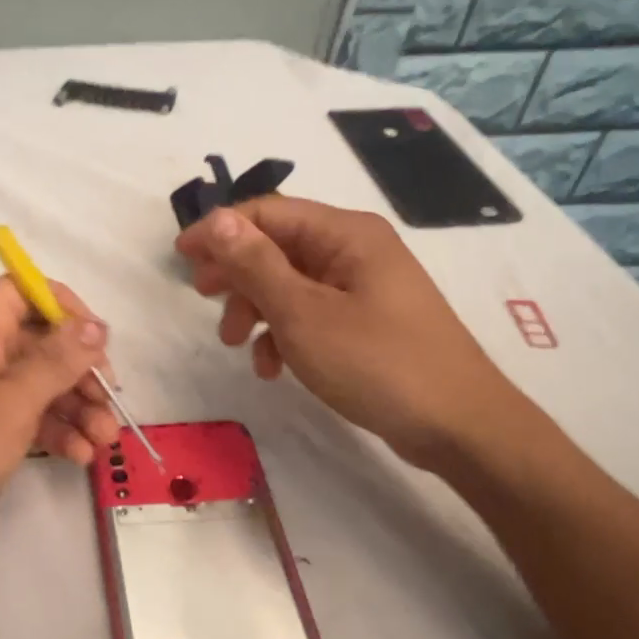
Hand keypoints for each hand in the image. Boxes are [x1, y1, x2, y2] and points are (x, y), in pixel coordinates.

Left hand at [0, 276, 119, 541]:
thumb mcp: (11, 403)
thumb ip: (57, 363)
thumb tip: (94, 325)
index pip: (24, 290)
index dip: (65, 308)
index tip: (99, 343)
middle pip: (38, 342)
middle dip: (80, 371)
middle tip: (112, 404)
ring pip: (35, 385)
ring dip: (74, 408)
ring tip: (105, 441)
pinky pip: (19, 417)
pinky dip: (50, 432)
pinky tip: (78, 457)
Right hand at [175, 198, 533, 469]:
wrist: (458, 426)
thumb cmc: (376, 362)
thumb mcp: (302, 313)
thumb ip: (255, 265)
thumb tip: (216, 219)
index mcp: (345, 234)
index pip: (267, 212)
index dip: (220, 230)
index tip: (181, 260)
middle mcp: (355, 250)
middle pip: (277, 245)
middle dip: (236, 272)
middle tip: (204, 299)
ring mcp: (363, 287)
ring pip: (289, 282)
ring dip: (255, 308)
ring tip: (236, 345)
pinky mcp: (366, 321)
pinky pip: (310, 312)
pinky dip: (283, 333)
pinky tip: (273, 367)